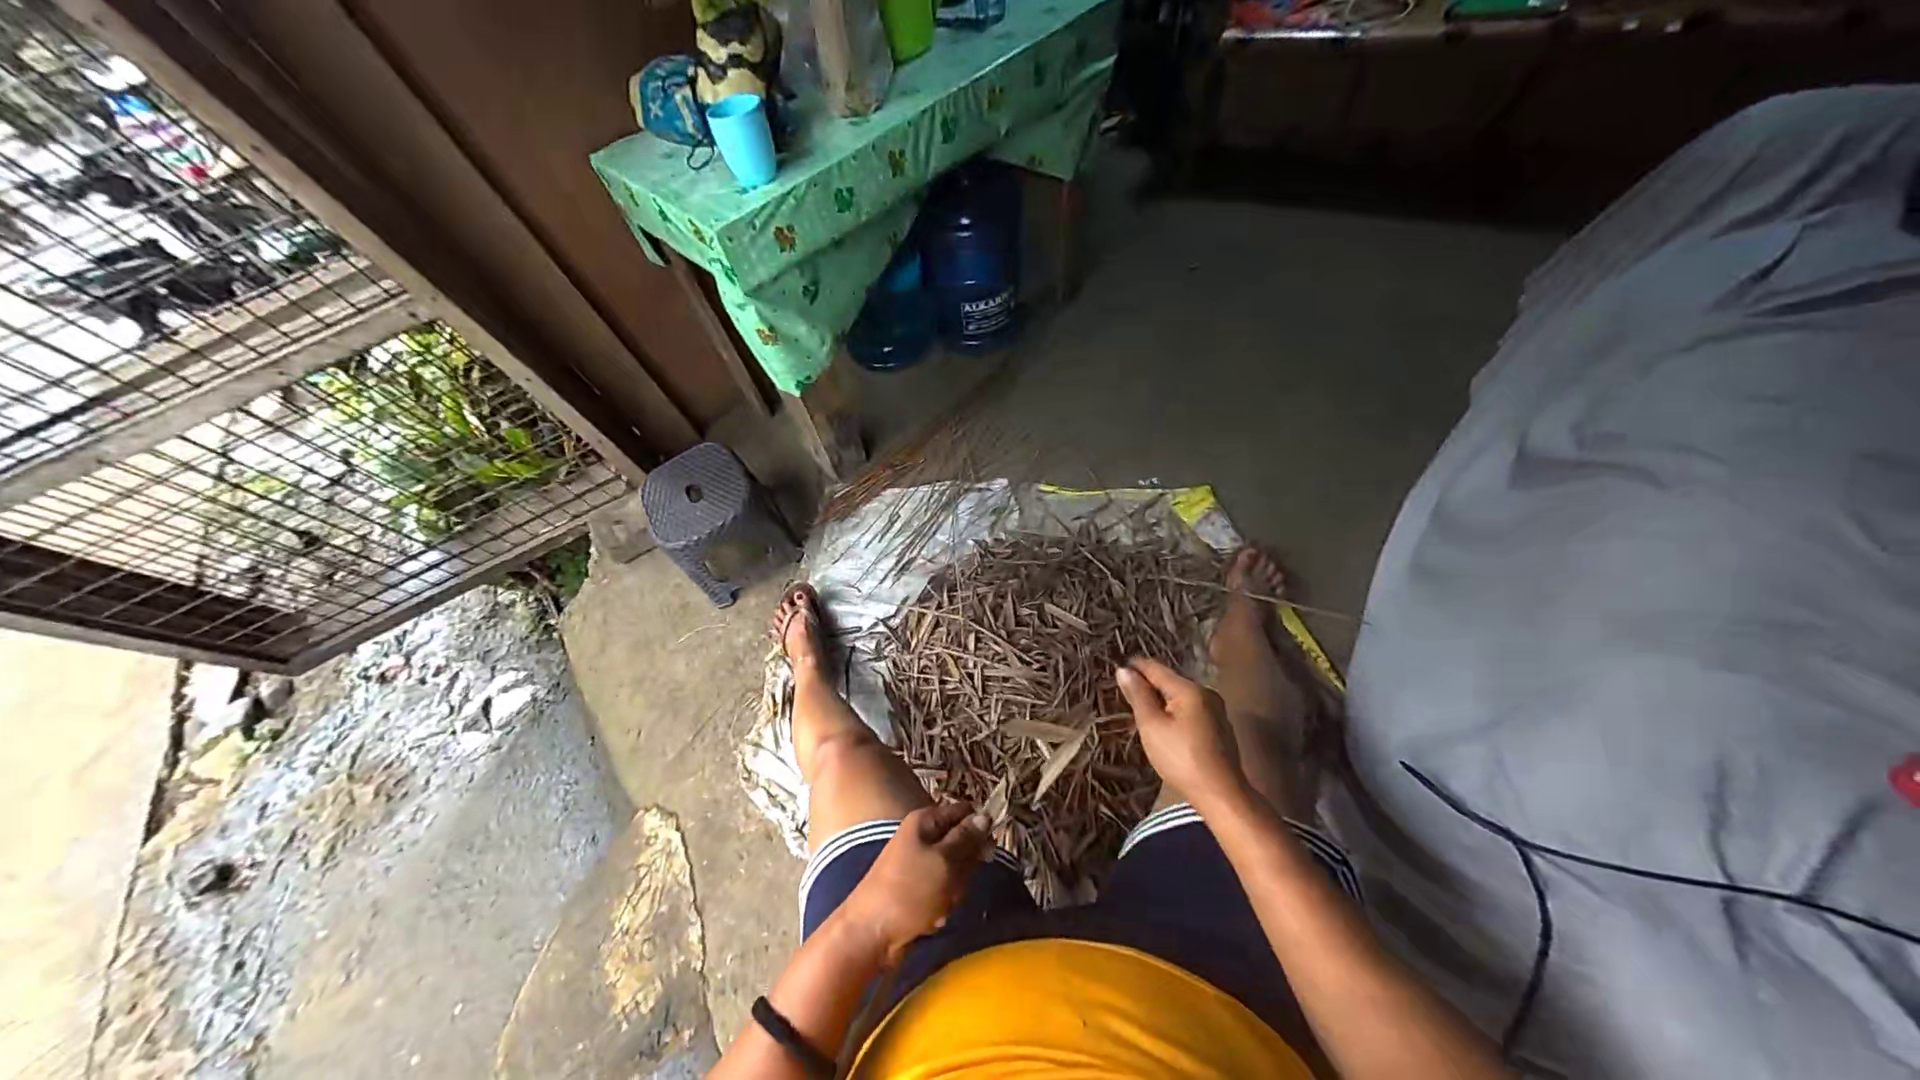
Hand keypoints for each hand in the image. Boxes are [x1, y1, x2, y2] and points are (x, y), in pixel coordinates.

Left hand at [836, 801, 991, 964]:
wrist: (870, 935)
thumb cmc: (908, 892)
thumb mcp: (944, 861)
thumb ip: (967, 838)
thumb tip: (985, 816)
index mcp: (925, 821)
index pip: (964, 812)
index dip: (979, 829)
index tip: (986, 850)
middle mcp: (921, 837)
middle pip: (963, 845)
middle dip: (965, 868)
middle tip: (954, 883)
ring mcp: (918, 864)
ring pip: (956, 872)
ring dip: (954, 891)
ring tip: (940, 903)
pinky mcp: (917, 889)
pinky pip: (943, 892)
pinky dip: (942, 905)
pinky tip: (931, 918)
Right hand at [1116, 657, 1248, 810]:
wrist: (1221, 794)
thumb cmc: (1181, 758)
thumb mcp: (1152, 726)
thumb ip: (1138, 696)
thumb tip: (1124, 670)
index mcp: (1190, 689)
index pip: (1156, 669)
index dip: (1135, 667)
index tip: (1117, 667)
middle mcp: (1206, 694)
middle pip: (1170, 681)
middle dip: (1148, 684)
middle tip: (1125, 690)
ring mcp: (1216, 711)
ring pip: (1181, 697)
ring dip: (1161, 700)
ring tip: (1140, 707)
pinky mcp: (1219, 728)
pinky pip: (1190, 711)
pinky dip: (1174, 712)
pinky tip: (1164, 725)